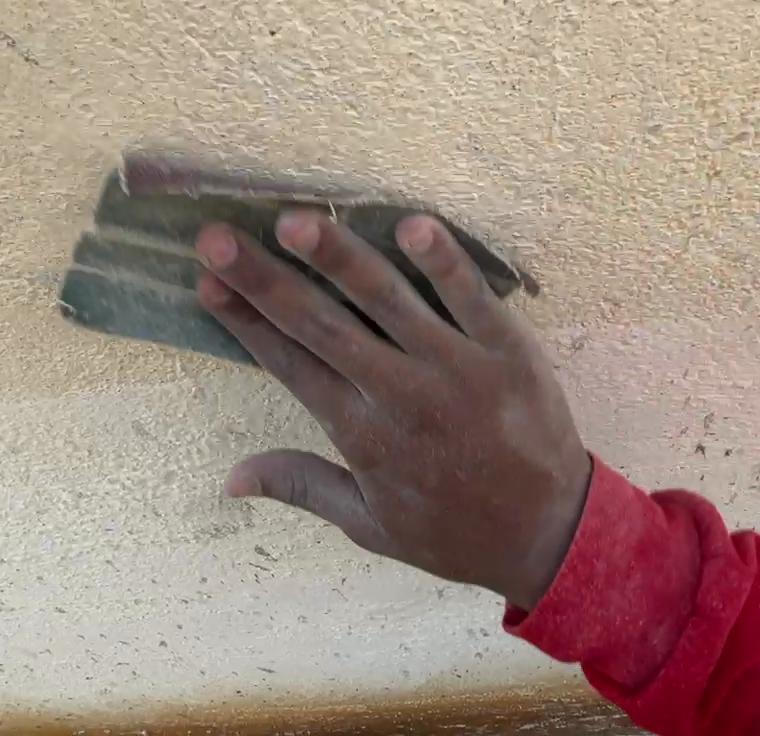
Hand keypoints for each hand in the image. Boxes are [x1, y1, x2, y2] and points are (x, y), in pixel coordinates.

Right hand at [193, 209, 591, 609]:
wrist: (552, 536)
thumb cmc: (454, 529)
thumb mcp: (370, 524)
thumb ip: (301, 487)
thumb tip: (228, 480)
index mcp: (362, 434)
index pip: (289, 363)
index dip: (244, 322)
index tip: (207, 281)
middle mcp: (399, 395)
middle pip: (321, 325)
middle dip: (265, 279)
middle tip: (218, 238)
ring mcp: (455, 368)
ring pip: (387, 302)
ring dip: (340, 259)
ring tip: (296, 222)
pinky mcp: (507, 350)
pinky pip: (471, 298)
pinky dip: (442, 262)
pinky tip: (411, 224)